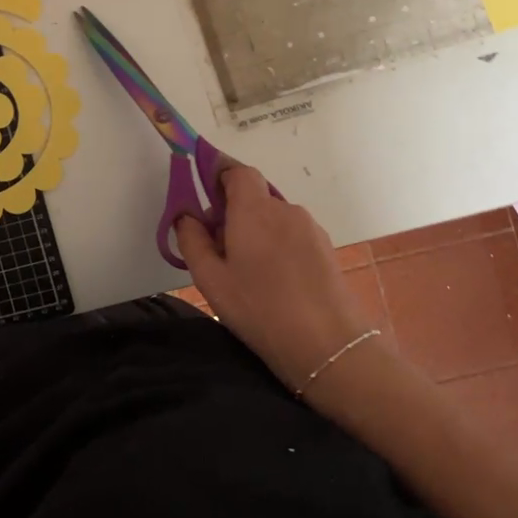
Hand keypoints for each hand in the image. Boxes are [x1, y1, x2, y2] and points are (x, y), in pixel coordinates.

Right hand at [175, 164, 377, 390]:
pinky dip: (273, 244)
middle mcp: (285, 210)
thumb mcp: (210, 278)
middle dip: (229, 210)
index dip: (217, 172)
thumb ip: (192, 240)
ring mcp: (310, 230)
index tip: (199, 188)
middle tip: (213, 245)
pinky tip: (268, 280)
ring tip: (242, 270)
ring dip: (252, 230)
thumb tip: (186, 216)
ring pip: (271, 217)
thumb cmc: (260, 309)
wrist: (330, 347)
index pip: (237, 171)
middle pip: (253, 195)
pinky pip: (290, 234)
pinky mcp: (325, 250)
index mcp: (254, 210)